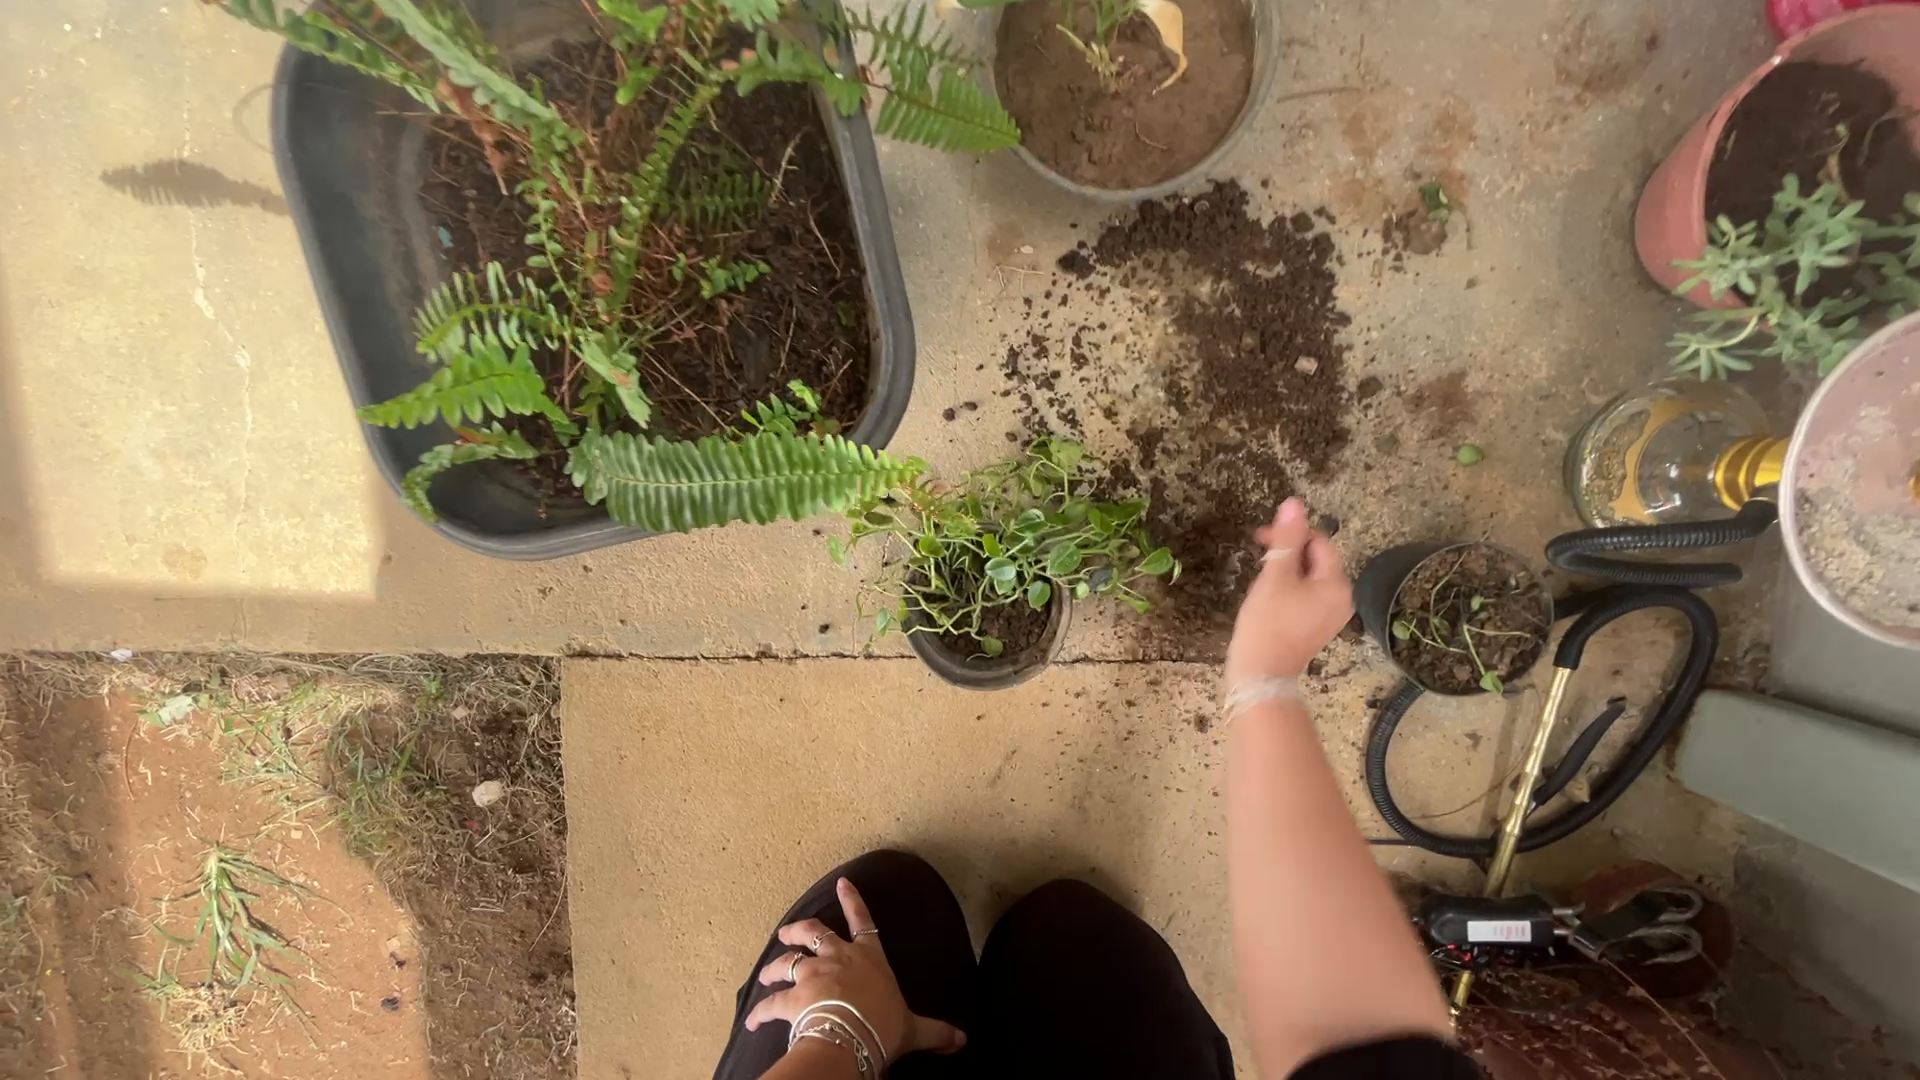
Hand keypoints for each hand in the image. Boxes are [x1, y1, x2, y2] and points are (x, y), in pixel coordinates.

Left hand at [746, 878, 965, 1062]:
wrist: (854, 1037)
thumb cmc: (883, 1026)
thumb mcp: (912, 1029)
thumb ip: (935, 1032)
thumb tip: (962, 1040)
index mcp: (869, 957)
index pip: (863, 921)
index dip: (852, 900)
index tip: (842, 882)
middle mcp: (838, 958)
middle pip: (814, 932)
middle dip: (799, 929)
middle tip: (786, 931)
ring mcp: (813, 974)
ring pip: (788, 961)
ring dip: (775, 967)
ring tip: (766, 972)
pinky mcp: (793, 996)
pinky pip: (771, 1002)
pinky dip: (761, 1010)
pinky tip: (753, 1020)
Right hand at [1223, 497, 1351, 685]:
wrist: (1261, 674)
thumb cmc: (1267, 623)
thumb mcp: (1275, 576)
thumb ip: (1286, 539)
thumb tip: (1295, 503)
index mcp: (1337, 584)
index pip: (1319, 542)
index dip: (1291, 534)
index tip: (1260, 538)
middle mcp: (1342, 599)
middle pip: (1316, 560)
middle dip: (1287, 553)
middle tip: (1257, 557)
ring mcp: (1330, 616)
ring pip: (1308, 578)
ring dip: (1284, 571)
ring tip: (1260, 580)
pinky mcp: (1315, 627)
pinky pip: (1306, 596)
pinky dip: (1287, 589)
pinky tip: (1268, 597)